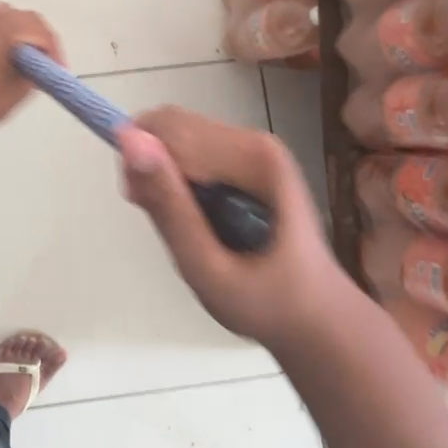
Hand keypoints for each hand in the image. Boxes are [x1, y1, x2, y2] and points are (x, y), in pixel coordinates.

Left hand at [0, 5, 62, 131]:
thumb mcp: (19, 90)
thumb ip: (37, 71)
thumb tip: (44, 64)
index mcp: (5, 29)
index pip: (41, 31)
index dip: (54, 50)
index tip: (60, 69)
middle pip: (27, 19)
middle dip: (41, 38)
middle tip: (50, 62)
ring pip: (11, 16)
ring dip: (24, 32)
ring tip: (32, 56)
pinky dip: (6, 30)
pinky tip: (10, 49)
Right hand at [118, 108, 348, 345]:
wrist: (319, 321)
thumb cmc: (266, 303)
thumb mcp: (206, 266)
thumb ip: (168, 203)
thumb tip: (128, 139)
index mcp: (255, 160)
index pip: (170, 129)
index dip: (142, 162)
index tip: (140, 206)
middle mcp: (256, 141)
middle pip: (175, 126)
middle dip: (153, 167)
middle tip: (164, 222)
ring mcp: (255, 149)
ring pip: (180, 137)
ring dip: (165, 177)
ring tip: (183, 228)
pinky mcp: (250, 161)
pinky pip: (194, 152)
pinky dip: (179, 181)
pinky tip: (195, 219)